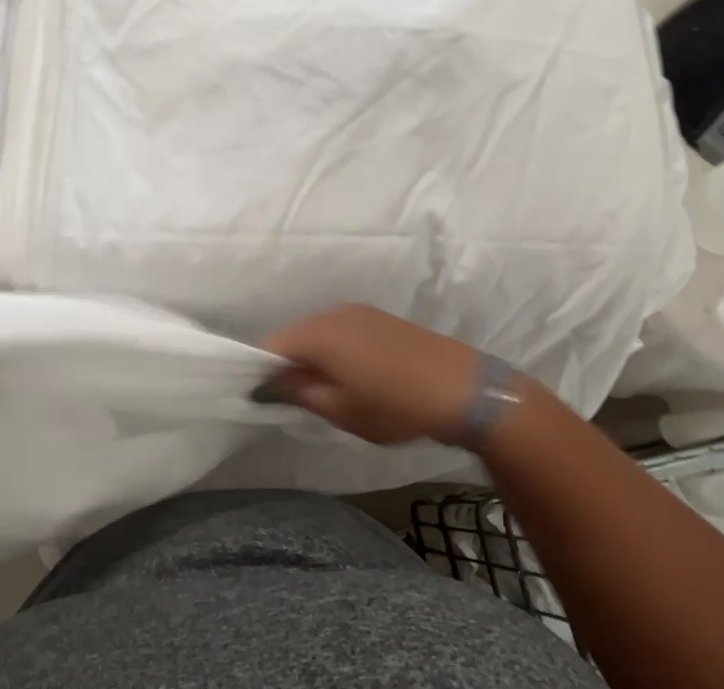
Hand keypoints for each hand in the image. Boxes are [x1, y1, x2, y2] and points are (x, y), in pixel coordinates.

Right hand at [258, 305, 485, 445]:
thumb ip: (301, 394)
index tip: (258, 398)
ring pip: (319, 333)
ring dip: (312, 357)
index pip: (270, 346)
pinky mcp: (381, 318)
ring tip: (323, 391)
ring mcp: (360, 312)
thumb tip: (273, 384)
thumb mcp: (342, 411)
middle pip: (293, 336)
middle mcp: (334, 313)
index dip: (258, 371)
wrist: (465, 389)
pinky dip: (335, 351)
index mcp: (318, 333)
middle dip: (286, 364)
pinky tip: (350, 376)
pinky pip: (342, 331)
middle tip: (290, 401)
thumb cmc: (397, 405)